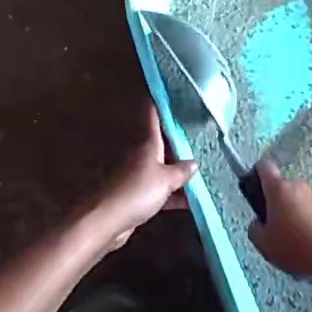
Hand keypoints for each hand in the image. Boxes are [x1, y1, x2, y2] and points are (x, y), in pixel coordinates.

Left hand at [90, 109, 197, 252]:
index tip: (170, 90)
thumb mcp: (166, 179)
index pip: (154, 115)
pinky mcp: (138, 196)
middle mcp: (143, 155)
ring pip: (164, 168)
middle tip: (202, 136)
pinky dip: (174, 195)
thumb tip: (194, 162)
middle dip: (180, 141)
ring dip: (180, 172)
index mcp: (148, 143)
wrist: (108, 221)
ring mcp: (140, 175)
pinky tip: (191, 201)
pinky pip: (161, 190)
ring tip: (203, 171)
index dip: (160, 102)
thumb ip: (182, 171)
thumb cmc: (138, 191)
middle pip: (163, 143)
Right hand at [249, 162, 311, 282]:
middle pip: (278, 189)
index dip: (254, 174)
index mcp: (278, 188)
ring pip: (292, 203)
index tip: (253, 192)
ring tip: (288, 244)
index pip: (263, 166)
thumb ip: (254, 228)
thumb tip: (259, 222)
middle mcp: (296, 186)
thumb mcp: (263, 243)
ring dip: (287, 217)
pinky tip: (302, 247)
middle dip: (272, 205)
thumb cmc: (295, 246)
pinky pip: (305, 213)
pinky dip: (301, 225)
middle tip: (270, 229)